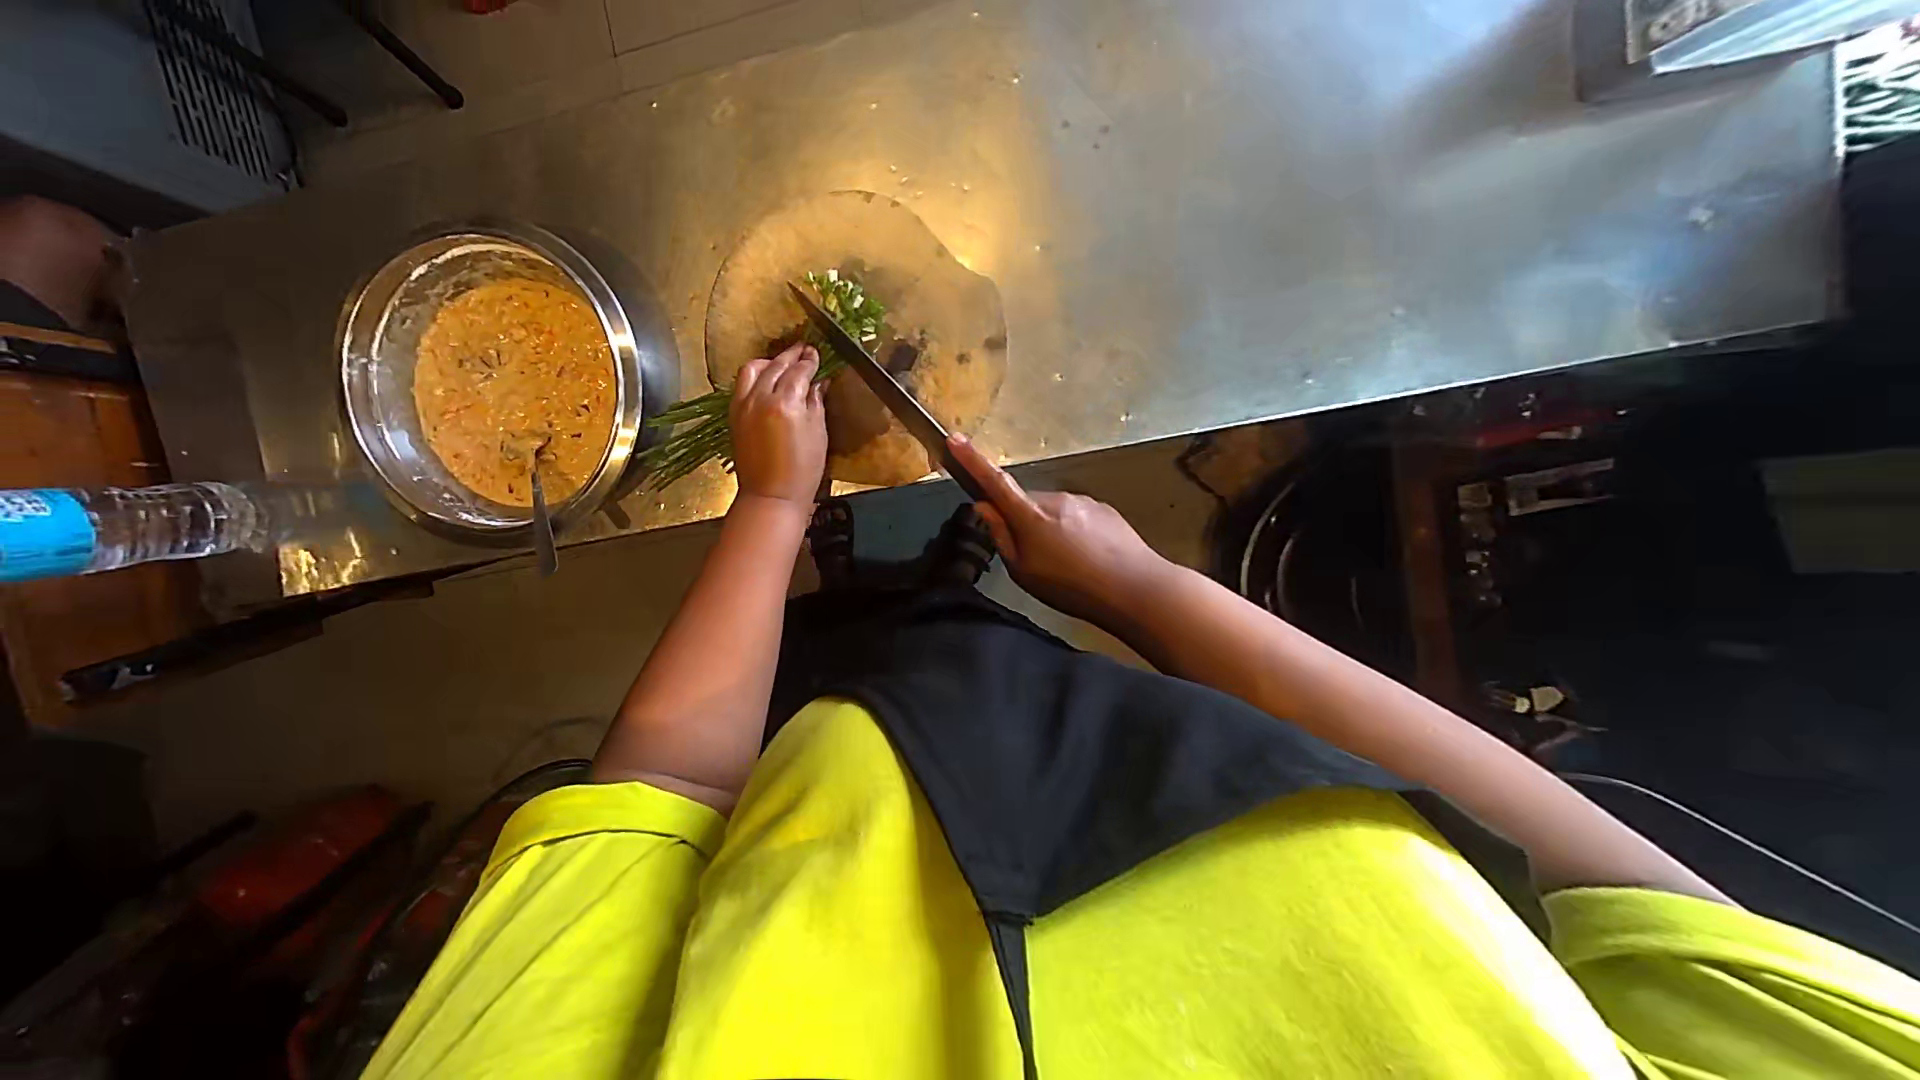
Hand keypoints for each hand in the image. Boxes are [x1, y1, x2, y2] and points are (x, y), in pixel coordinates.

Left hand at [730, 343, 826, 505]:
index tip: (816, 354)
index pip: (798, 371)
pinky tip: (765, 379)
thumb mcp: (818, 434)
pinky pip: (742, 385)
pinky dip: (755, 376)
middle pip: (776, 366)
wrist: (772, 496)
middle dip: (791, 356)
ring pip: (753, 370)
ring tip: (782, 362)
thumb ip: (815, 403)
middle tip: (803, 349)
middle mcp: (760, 399)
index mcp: (785, 403)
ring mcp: (744, 406)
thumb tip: (817, 383)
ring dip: (769, 362)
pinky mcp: (734, 416)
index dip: (809, 361)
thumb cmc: (802, 471)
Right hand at [949, 433, 1174, 627]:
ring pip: (1052, 510)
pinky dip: (1073, 532)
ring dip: (1050, 529)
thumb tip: (984, 508)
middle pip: (1025, 502)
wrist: (1135, 587)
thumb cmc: (1073, 586)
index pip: (994, 481)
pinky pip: (1076, 516)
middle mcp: (1056, 499)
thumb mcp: (1024, 571)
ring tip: (1066, 566)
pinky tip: (1086, 559)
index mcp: (1030, 515)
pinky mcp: (1103, 510)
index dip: (972, 461)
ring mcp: (1082, 502)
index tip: (955, 440)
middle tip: (1033, 559)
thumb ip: (1001, 536)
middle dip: (1022, 522)